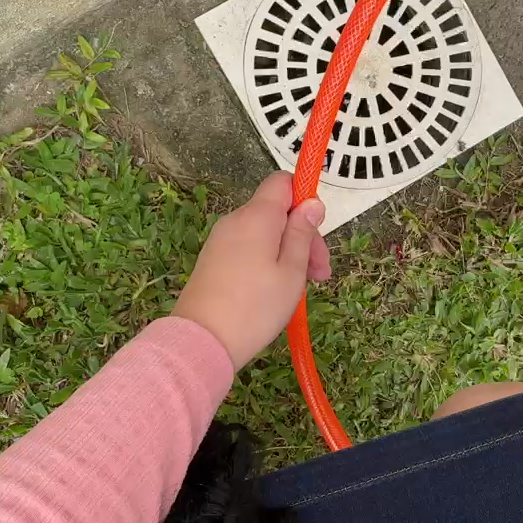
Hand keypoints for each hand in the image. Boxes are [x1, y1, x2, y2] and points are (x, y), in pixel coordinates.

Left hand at [171, 172, 330, 370]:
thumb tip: (312, 202)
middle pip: (276, 211)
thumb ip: (302, 233)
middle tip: (320, 274)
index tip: (316, 232)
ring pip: (264, 233)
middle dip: (302, 235)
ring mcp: (220, 240)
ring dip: (287, 252)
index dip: (303, 198)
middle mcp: (235, 220)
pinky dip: (267, 261)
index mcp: (257, 216)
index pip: (282, 182)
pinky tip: (277, 290)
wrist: (203, 341)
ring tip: (303, 288)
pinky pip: (248, 248)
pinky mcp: (213, 260)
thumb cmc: (256, 306)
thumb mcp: (292, 271)